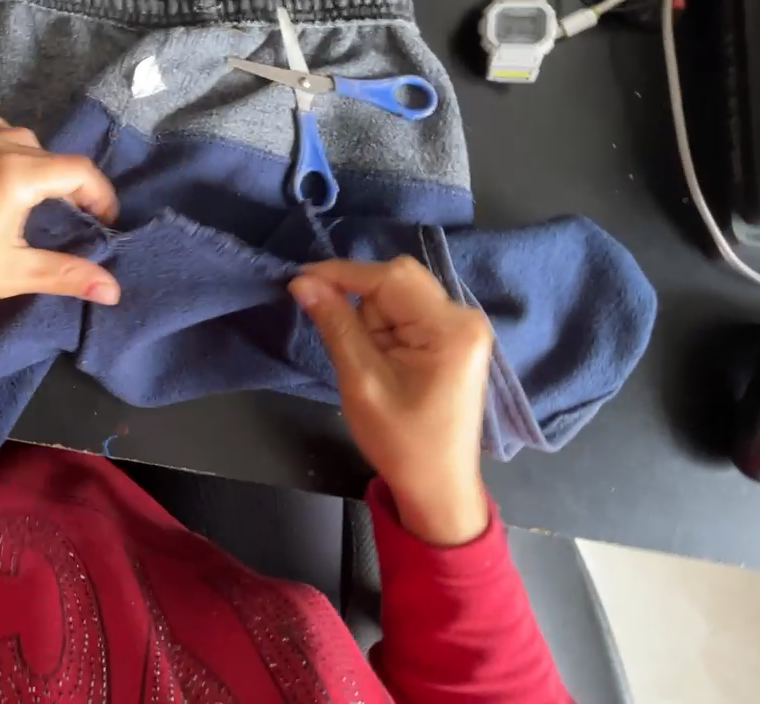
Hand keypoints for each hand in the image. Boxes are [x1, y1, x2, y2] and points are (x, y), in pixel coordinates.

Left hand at [0, 111, 121, 326]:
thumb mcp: (11, 275)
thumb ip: (67, 275)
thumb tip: (114, 291)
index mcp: (16, 175)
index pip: (78, 172)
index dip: (100, 196)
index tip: (106, 223)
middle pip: (50, 156)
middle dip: (68, 186)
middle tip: (70, 220)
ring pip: (19, 138)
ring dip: (35, 163)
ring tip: (33, 196)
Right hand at [289, 258, 493, 545]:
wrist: (436, 486)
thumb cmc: (401, 441)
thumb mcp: (361, 381)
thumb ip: (335, 324)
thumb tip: (302, 282)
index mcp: (450, 328)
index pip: (389, 277)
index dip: (340, 273)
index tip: (298, 281)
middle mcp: (461, 317)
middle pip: (396, 279)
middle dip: (355, 296)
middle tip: (326, 321)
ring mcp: (457, 327)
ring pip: (394, 293)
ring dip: (367, 315)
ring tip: (363, 357)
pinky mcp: (447, 337)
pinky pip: (402, 311)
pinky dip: (378, 324)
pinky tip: (374, 354)